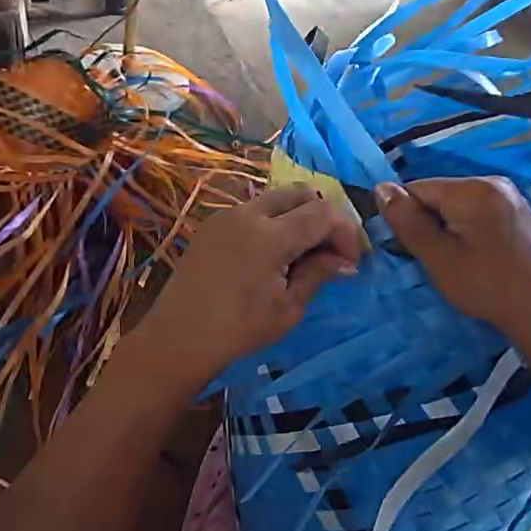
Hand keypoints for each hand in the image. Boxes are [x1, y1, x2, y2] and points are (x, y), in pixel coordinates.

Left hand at [127, 186, 362, 391]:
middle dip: (323, 217)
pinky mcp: (211, 224)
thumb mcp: (288, 308)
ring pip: (275, 198)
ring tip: (302, 253)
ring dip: (297, 216)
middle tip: (330, 251)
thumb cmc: (238, 330)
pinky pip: (252, 210)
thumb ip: (317, 274)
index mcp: (270, 235)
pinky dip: (272, 221)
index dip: (346, 233)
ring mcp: (225, 215)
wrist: (178, 337)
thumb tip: (344, 260)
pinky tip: (272, 253)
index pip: (323, 214)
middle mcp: (247, 214)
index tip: (352, 261)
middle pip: (301, 193)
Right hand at [376, 177, 530, 342]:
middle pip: (437, 195)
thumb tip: (380, 188)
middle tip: (439, 259)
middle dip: (428, 223)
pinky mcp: (516, 211)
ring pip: (454, 206)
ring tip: (458, 260)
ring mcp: (509, 196)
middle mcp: (492, 182)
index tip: (415, 249)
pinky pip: (475, 212)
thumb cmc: (487, 286)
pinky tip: (476, 257)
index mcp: (472, 189)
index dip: (407, 218)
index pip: (416, 189)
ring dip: (446, 229)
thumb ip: (407, 221)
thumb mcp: (438, 256)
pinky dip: (466, 231)